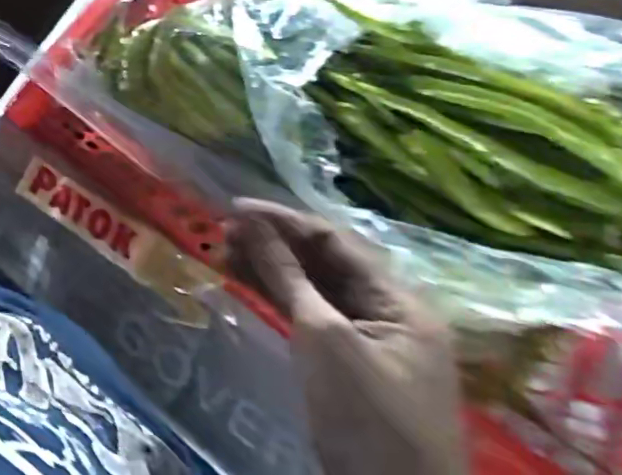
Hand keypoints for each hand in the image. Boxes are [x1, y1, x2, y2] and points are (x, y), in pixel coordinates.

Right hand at [229, 199, 465, 474]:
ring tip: (221, 249)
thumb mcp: (323, 336)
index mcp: (400, 303)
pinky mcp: (346, 359)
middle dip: (271, 241)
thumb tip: (251, 220)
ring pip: (311, 285)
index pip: (335, 241)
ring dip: (267, 264)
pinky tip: (241, 277)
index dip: (283, 219)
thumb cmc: (367, 413)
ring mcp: (368, 338)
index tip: (232, 208)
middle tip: (221, 230)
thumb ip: (286, 273)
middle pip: (323, 261)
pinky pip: (307, 311)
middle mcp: (388, 313)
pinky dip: (274, 292)